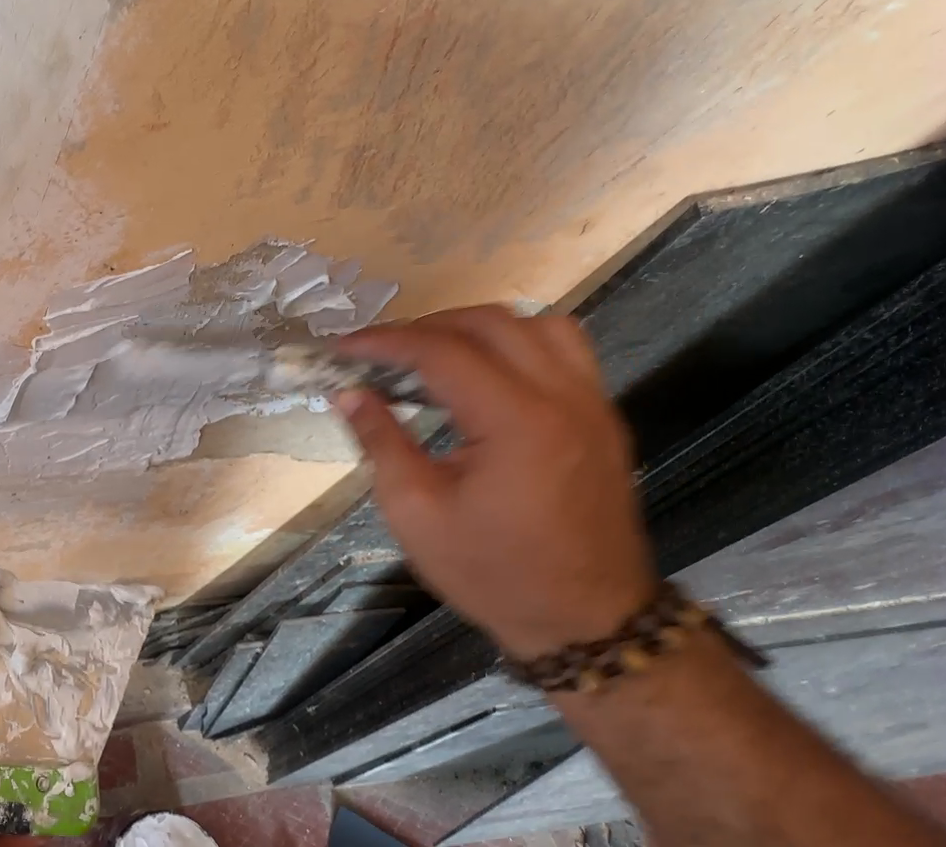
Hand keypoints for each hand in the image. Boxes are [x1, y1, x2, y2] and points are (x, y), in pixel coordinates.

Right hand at [334, 306, 656, 658]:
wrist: (588, 623)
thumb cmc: (493, 573)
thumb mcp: (415, 512)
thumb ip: (381, 441)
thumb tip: (348, 394)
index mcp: (517, 422)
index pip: (442, 351)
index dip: (385, 342)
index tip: (343, 348)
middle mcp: (563, 399)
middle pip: (490, 322)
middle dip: (425, 327)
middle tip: (381, 353)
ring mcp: (592, 406)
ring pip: (538, 324)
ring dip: (478, 327)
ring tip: (434, 353)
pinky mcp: (602, 419)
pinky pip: (564, 351)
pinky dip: (517, 344)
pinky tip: (484, 374)